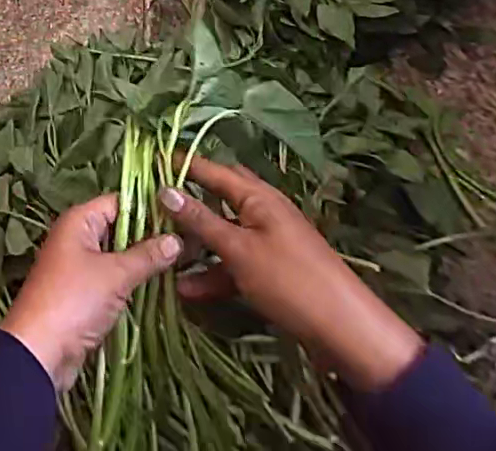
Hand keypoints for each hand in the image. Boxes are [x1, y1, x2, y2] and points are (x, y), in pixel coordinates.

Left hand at [0, 194, 182, 388]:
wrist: (40, 351)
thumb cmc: (75, 299)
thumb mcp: (115, 275)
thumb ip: (146, 256)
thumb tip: (177, 239)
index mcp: (79, 220)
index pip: (118, 202)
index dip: (148, 207)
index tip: (180, 215)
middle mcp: (77, 236)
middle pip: (119, 227)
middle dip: (149, 236)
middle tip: (187, 241)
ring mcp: (79, 264)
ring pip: (117, 255)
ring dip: (142, 261)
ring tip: (182, 262)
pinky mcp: (83, 291)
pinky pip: (112, 277)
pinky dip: (131, 280)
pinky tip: (159, 285)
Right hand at [161, 158, 423, 391]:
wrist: (347, 334)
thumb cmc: (290, 281)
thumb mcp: (238, 249)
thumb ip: (200, 220)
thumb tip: (164, 189)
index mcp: (256, 195)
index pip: (210, 169)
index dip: (181, 164)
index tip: (148, 161)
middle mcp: (260, 210)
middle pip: (216, 196)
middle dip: (186, 200)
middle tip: (152, 202)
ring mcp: (265, 240)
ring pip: (221, 232)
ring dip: (195, 242)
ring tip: (161, 248)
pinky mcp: (269, 269)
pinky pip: (233, 261)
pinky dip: (212, 271)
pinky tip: (186, 288)